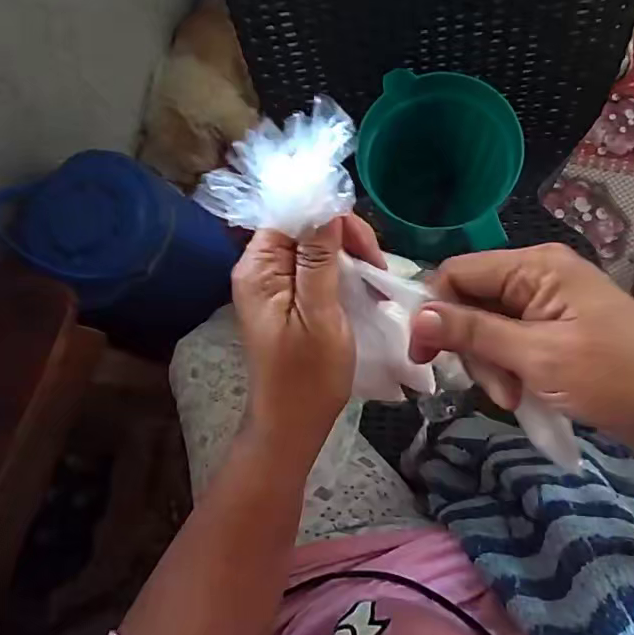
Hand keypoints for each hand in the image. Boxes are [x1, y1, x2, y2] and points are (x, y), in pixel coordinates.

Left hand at [232, 214, 384, 442]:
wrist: (292, 424)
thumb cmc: (307, 375)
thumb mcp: (320, 313)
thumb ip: (320, 258)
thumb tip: (327, 210)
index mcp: (258, 268)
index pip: (292, 217)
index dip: (330, 220)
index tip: (366, 246)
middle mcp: (259, 270)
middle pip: (303, 229)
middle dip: (343, 239)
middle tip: (376, 267)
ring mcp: (272, 286)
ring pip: (313, 248)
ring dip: (347, 257)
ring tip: (374, 280)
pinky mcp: (286, 300)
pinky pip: (314, 270)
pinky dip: (340, 274)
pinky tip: (362, 288)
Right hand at [407, 243, 633, 450]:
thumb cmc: (613, 378)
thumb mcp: (536, 357)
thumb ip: (474, 332)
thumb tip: (418, 316)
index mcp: (536, 266)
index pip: (458, 272)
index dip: (434, 311)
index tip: (424, 357)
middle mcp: (539, 274)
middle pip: (472, 300)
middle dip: (472, 347)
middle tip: (494, 389)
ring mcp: (550, 300)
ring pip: (489, 325)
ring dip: (490, 364)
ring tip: (514, 397)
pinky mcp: (557, 326)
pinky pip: (512, 339)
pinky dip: (509, 367)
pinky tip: (525, 393)